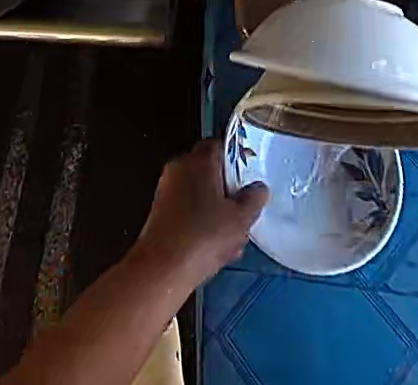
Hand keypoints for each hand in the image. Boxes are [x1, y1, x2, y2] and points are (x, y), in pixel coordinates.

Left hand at [130, 139, 268, 288]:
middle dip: (228, 190)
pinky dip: (200, 223)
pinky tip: (214, 249)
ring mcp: (166, 192)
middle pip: (210, 171)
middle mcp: (179, 169)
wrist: (160, 272)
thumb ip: (254, 199)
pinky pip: (186, 211)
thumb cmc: (201, 237)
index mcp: (199, 159)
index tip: (250, 176)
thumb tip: (259, 189)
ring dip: (215, 210)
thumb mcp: (241, 218)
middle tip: (243, 209)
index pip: (221, 144)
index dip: (238, 159)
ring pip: (199, 194)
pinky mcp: (158, 216)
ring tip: (232, 237)